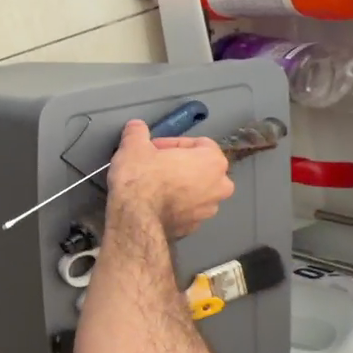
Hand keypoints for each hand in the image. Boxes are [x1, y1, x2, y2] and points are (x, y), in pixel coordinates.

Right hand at [106, 120, 233, 238]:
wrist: (135, 218)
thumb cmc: (140, 178)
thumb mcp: (132, 147)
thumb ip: (137, 133)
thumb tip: (136, 127)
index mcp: (212, 161)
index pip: (199, 143)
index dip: (173, 143)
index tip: (153, 148)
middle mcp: (220, 185)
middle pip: (201, 169)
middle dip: (179, 166)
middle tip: (154, 166)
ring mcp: (209, 208)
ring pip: (195, 191)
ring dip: (178, 187)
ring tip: (152, 187)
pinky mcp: (194, 226)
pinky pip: (186, 210)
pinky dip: (174, 206)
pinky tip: (153, 204)